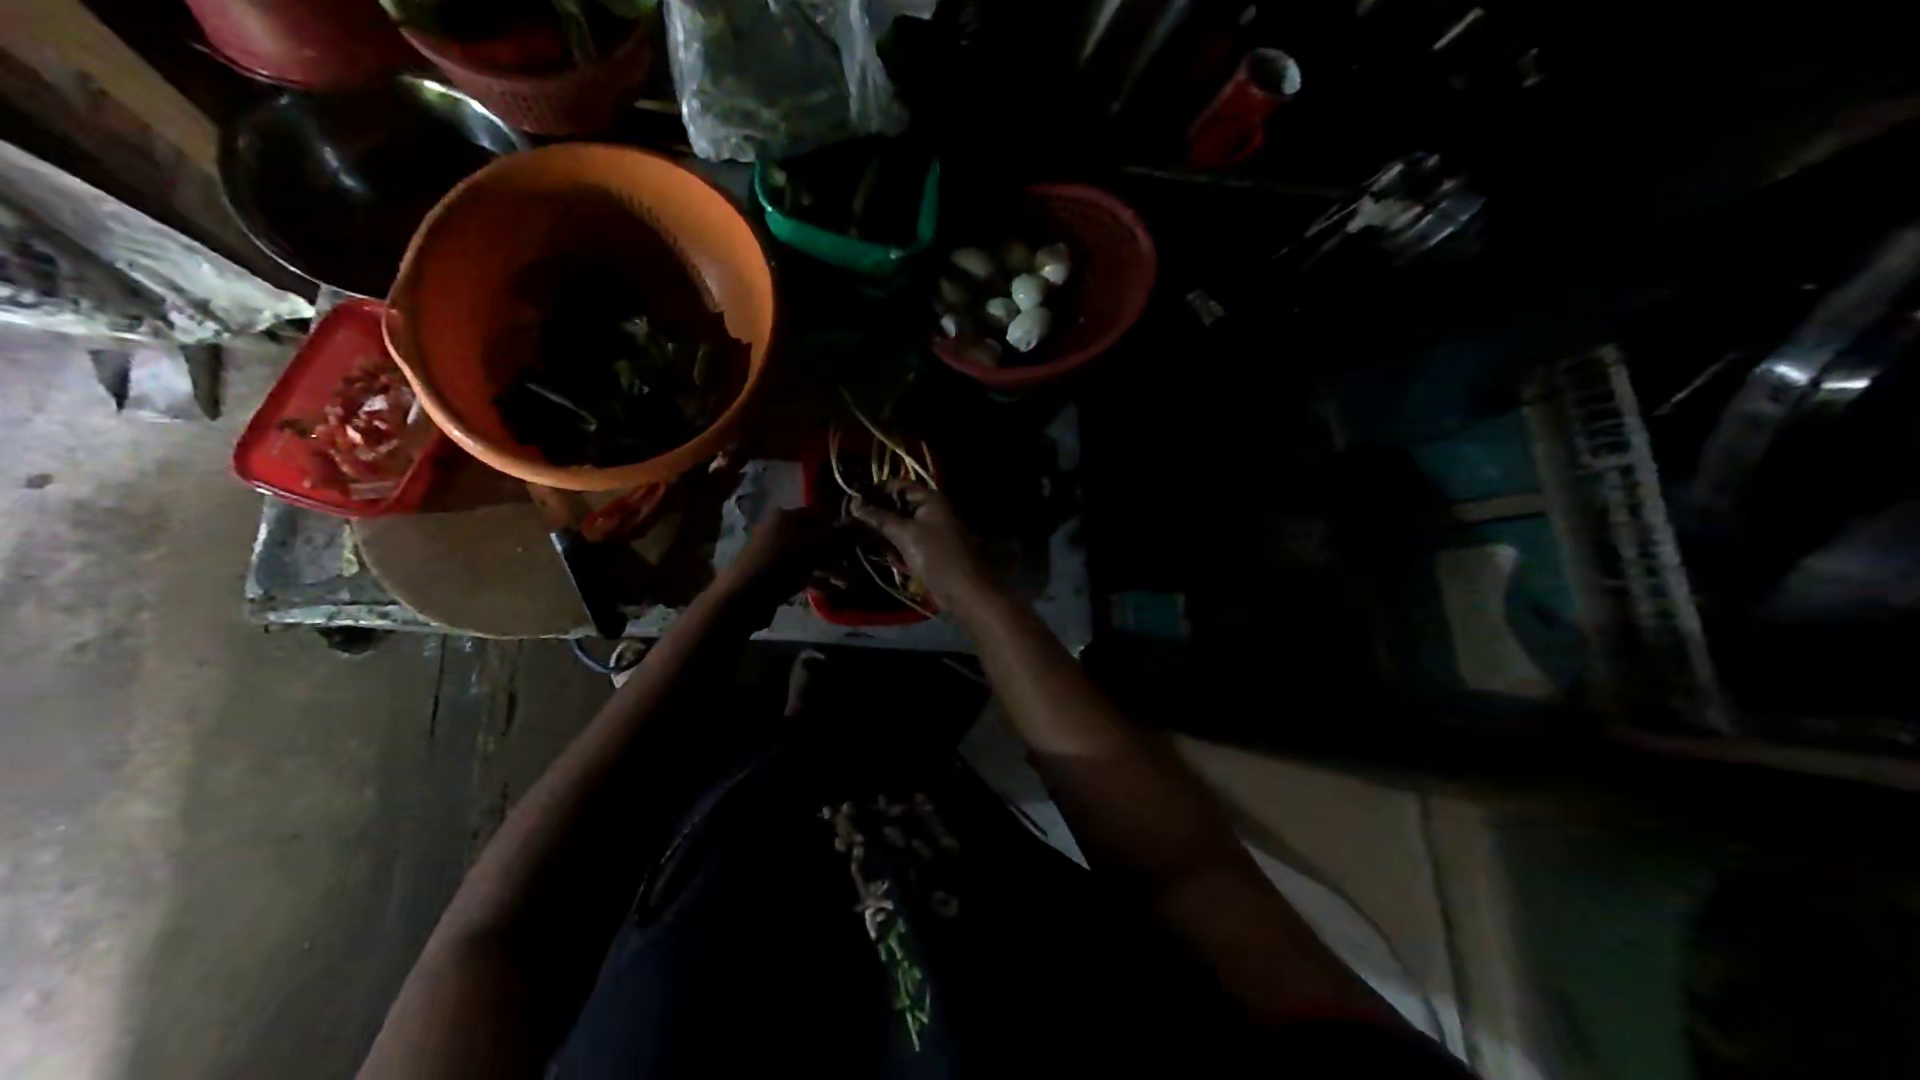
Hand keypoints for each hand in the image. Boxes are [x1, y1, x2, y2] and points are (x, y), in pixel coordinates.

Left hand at [720, 505, 849, 609]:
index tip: (861, 541)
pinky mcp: (771, 572)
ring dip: (830, 567)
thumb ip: (842, 536)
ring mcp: (773, 551)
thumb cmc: (781, 566)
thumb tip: (866, 524)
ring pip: (809, 555)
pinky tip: (831, 590)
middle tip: (856, 563)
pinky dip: (815, 578)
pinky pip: (799, 571)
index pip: (822, 514)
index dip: (843, 525)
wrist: (742, 598)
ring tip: (847, 582)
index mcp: (787, 516)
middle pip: (817, 535)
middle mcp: (779, 528)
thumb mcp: (815, 548)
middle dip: (838, 551)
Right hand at [851, 484, 994, 613]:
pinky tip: (902, 565)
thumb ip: (880, 518)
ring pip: (900, 530)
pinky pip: (908, 546)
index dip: (878, 490)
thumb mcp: (906, 534)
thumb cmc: (937, 557)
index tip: (854, 500)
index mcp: (932, 500)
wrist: (965, 592)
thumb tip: (855, 503)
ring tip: (888, 553)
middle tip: (858, 528)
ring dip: (890, 541)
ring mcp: (932, 533)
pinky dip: (901, 554)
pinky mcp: (930, 552)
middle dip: (881, 520)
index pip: (900, 486)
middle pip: (899, 508)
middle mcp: (932, 512)